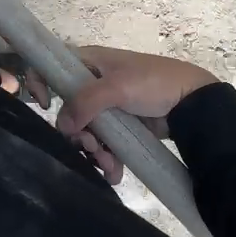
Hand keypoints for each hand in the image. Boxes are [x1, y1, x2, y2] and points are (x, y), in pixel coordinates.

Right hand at [22, 45, 216, 185]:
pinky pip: (104, 143)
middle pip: (68, 109)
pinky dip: (106, 159)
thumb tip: (62, 125)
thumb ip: (85, 103)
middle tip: (91, 146)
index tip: (45, 105)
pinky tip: (114, 173)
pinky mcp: (122, 127)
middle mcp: (92, 84)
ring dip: (93, 151)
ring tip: (108, 165)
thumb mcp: (117, 87)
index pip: (51, 67)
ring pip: (85, 130)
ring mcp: (107, 107)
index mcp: (88, 63)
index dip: (40, 82)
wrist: (194, 104)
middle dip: (77, 133)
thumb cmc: (152, 83)